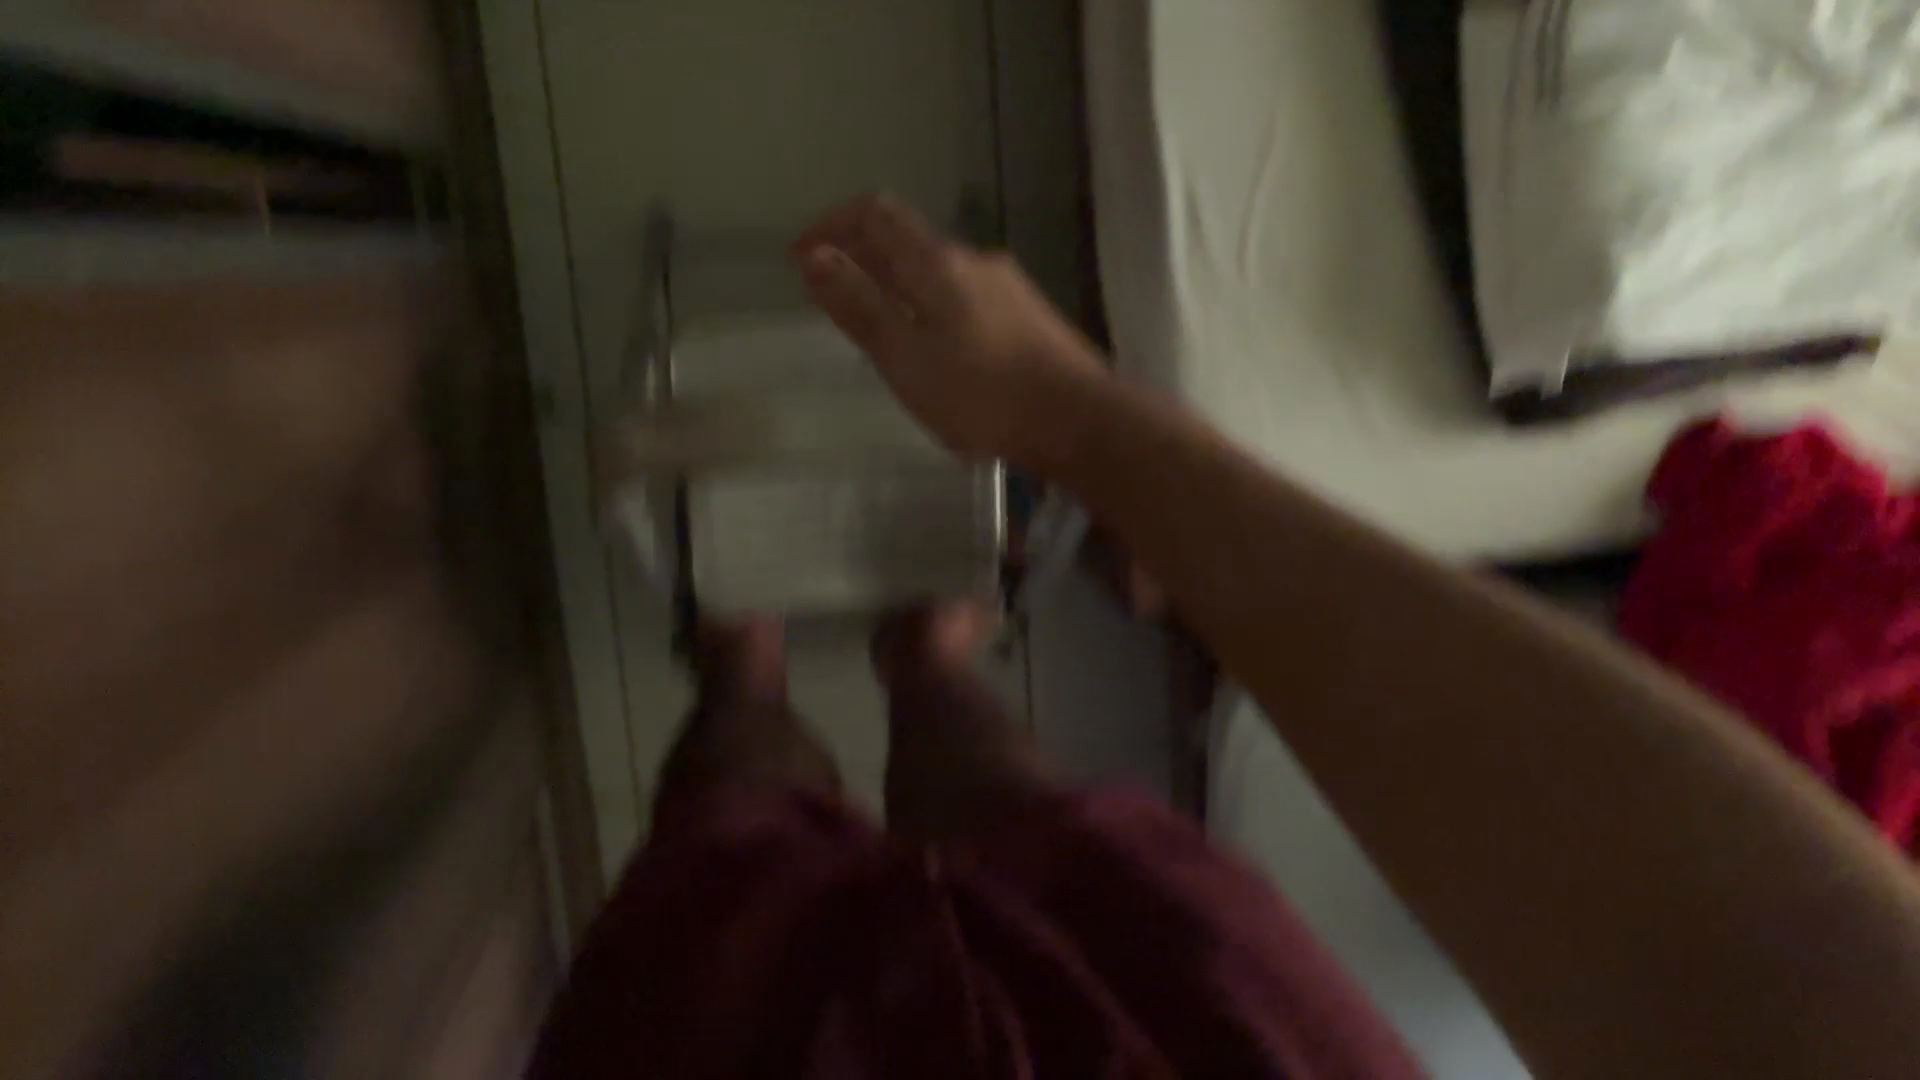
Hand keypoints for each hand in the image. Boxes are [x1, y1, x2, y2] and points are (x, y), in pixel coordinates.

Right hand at [792, 194, 1107, 466]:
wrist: (1081, 421)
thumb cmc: (984, 395)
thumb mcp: (907, 357)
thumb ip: (860, 307)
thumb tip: (813, 255)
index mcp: (939, 262)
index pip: (875, 213)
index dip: (832, 225)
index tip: (801, 257)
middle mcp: (977, 261)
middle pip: (909, 241)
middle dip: (863, 259)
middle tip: (833, 298)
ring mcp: (1010, 289)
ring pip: (941, 275)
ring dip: (900, 288)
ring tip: (879, 332)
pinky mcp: (1031, 320)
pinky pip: (967, 301)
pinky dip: (934, 311)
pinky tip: (937, 355)